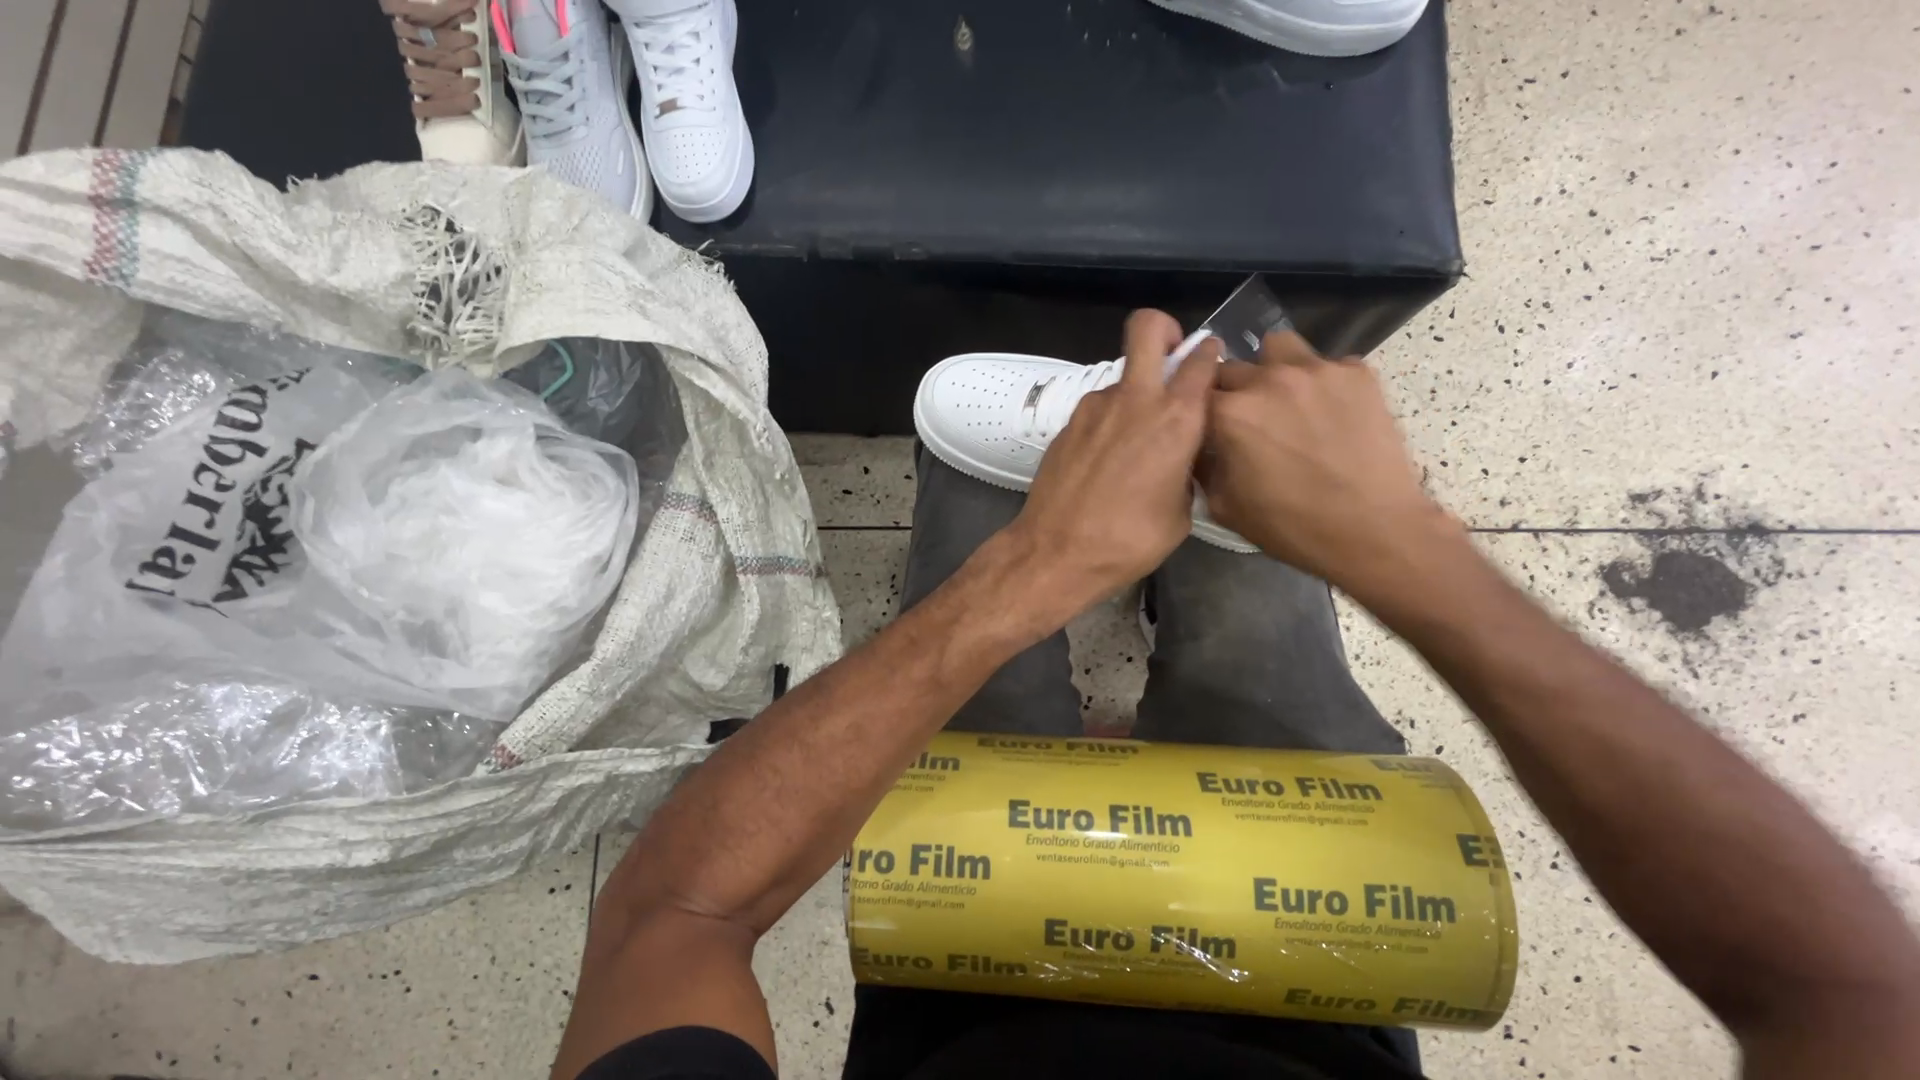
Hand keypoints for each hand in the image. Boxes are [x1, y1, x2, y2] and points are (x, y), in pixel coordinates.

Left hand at [998, 309, 1219, 615]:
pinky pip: (1099, 409)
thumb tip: (1180, 460)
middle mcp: (1134, 400)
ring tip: (1138, 440)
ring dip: (1136, 392)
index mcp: (1175, 419)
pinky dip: (1111, 422)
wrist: (1057, 552)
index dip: (1210, 354)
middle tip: (1173, 358)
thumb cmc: (1130, 540)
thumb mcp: (1181, 513)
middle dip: (1165, 329)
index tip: (1212, 363)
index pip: (1201, 359)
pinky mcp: (1067, 425)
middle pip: (1147, 327)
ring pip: (1122, 377)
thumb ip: (1186, 470)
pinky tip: (1109, 461)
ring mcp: (1094, 408)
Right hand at [1196, 330, 1462, 595]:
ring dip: (1273, 368)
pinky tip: (1331, 414)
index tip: (1206, 424)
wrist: (1374, 530)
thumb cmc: (1292, 526)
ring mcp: (1317, 371)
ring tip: (1287, 398)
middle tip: (1248, 419)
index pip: (1196, 390)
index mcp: (1230, 413)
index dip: (1199, 408)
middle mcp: (1269, 380)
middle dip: (1233, 390)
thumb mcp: (1225, 507)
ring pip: (1279, 348)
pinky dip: (1323, 384)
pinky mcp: (1357, 374)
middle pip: (1233, 367)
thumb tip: (1201, 447)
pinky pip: (1329, 365)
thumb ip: (1204, 466)